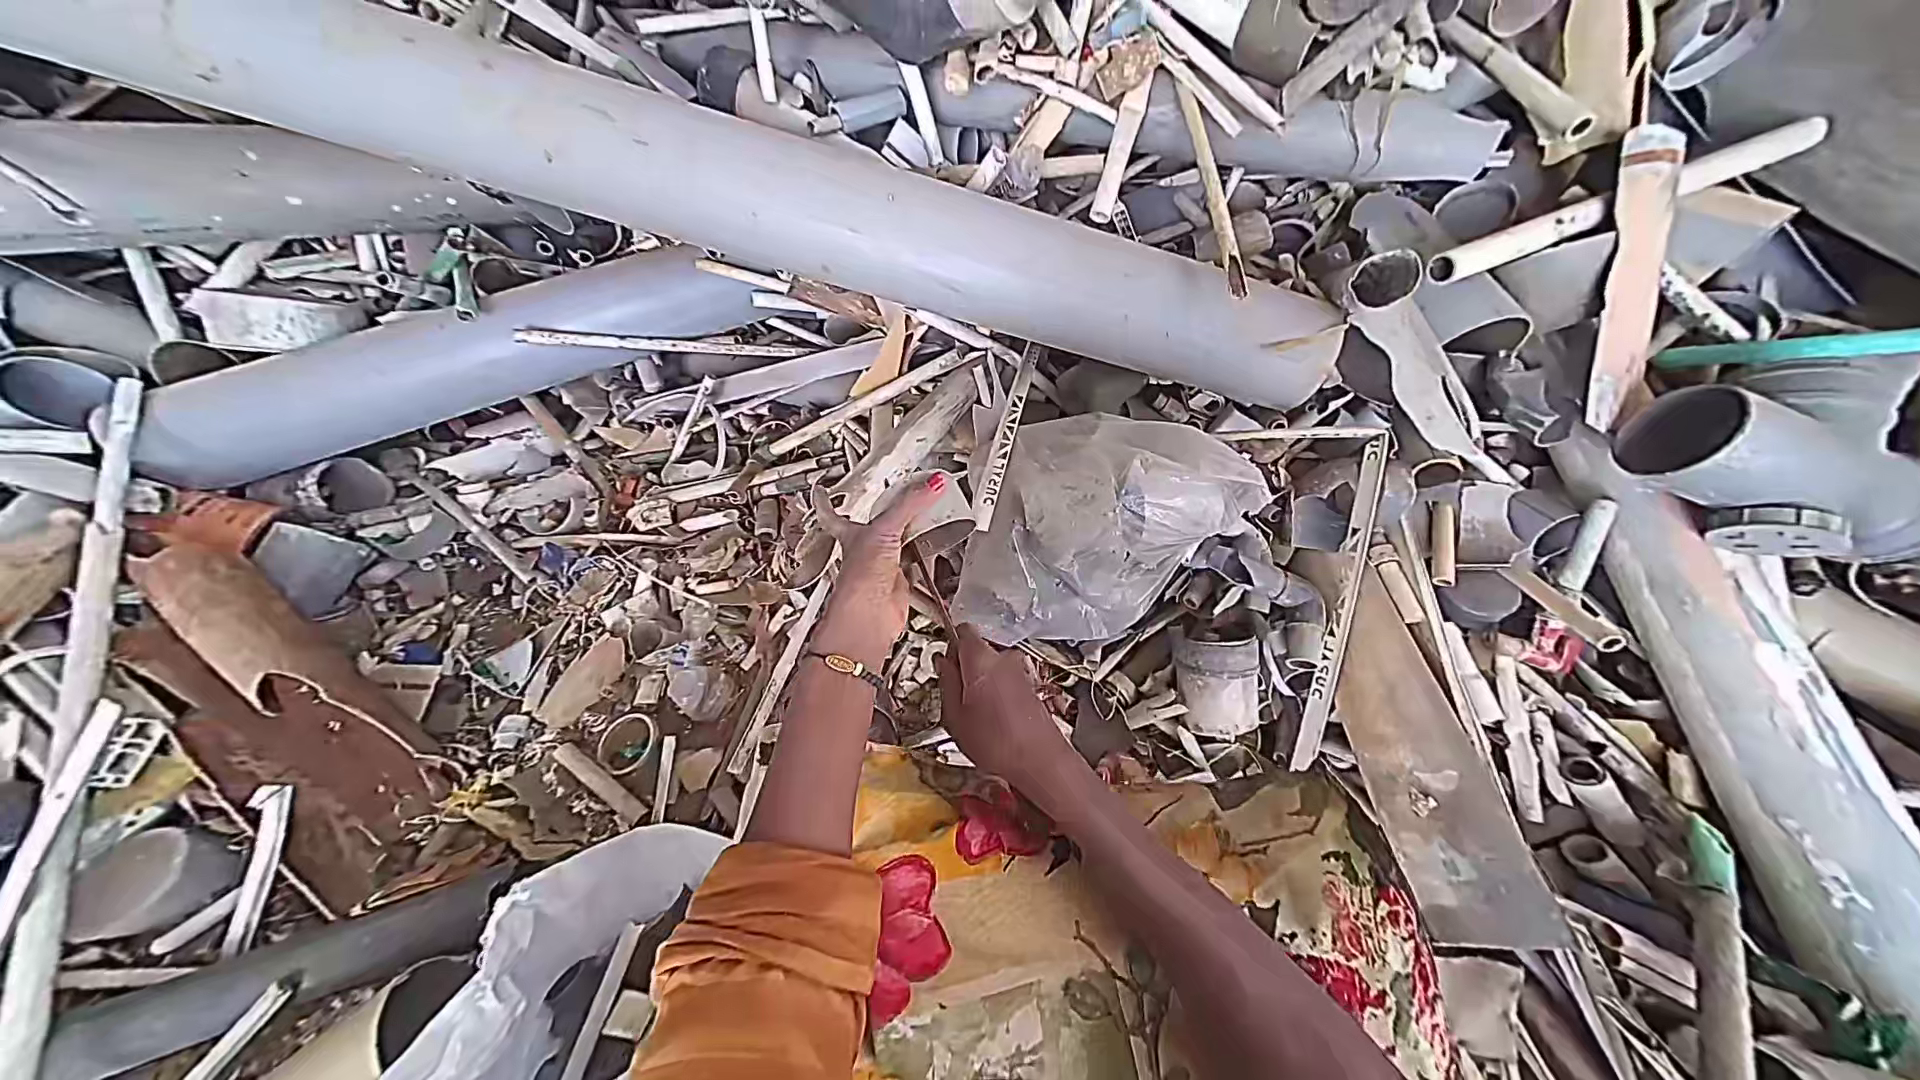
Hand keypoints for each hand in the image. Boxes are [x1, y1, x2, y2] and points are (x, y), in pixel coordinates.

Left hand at [810, 473, 946, 668]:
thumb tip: (933, 484)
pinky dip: (928, 559)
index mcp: (852, 533)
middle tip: (908, 496)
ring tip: (929, 517)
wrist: (869, 618)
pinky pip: (918, 565)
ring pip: (901, 544)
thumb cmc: (859, 580)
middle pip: (880, 525)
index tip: (823, 488)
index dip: (827, 500)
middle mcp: (867, 549)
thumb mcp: (884, 530)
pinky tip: (934, 551)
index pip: (834, 513)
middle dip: (894, 513)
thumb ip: (910, 504)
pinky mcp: (902, 583)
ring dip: (914, 535)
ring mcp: (884, 566)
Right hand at [937, 623, 1081, 792]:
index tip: (944, 665)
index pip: (962, 631)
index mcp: (982, 659)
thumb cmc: (996, 743)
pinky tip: (994, 718)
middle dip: (964, 667)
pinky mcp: (1030, 685)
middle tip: (956, 696)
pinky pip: (1005, 678)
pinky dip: (996, 690)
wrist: (1041, 762)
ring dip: (981, 681)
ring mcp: (1020, 671)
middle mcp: (1004, 658)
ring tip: (975, 713)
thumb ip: (946, 682)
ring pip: (991, 665)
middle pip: (977, 648)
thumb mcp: (955, 716)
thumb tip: (942, 662)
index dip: (950, 645)